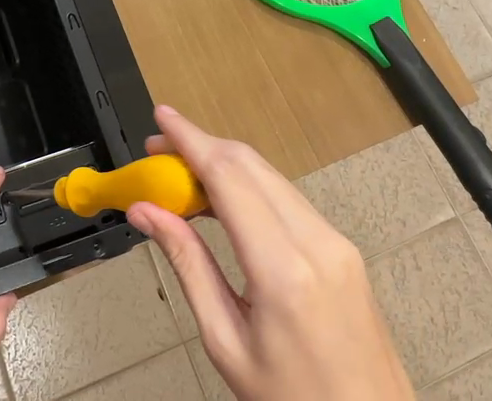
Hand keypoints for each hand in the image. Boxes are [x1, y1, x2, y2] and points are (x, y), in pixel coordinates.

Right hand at [127, 106, 411, 400]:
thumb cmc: (298, 400)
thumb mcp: (226, 340)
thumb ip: (188, 265)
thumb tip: (148, 214)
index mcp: (283, 269)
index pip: (228, 177)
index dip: (189, 140)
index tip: (161, 118)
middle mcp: (317, 243)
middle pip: (249, 165)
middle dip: (200, 146)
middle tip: (158, 151)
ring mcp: (336, 243)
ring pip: (270, 175)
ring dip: (223, 164)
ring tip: (181, 178)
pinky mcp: (343, 250)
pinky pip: (287, 198)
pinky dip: (248, 185)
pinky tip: (222, 201)